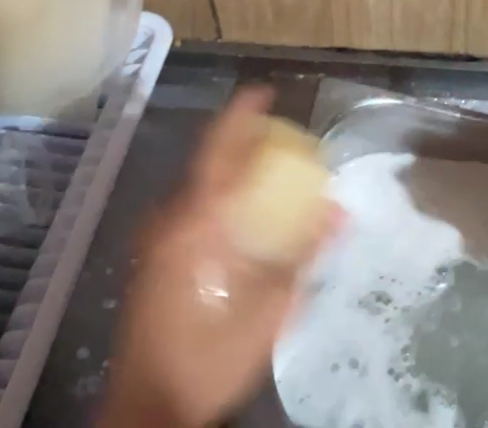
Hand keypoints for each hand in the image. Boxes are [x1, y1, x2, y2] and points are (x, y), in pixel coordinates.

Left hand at [104, 88, 338, 427]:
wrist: (147, 409)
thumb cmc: (207, 360)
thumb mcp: (267, 313)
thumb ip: (304, 257)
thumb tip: (341, 211)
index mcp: (194, 225)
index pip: (216, 153)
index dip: (240, 116)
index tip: (264, 90)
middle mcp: (168, 222)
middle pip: (207, 167)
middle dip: (242, 145)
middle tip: (279, 138)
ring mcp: (154, 242)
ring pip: (197, 191)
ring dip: (230, 175)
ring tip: (267, 173)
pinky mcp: (152, 261)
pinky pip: (189, 212)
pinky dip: (218, 200)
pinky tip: (240, 221)